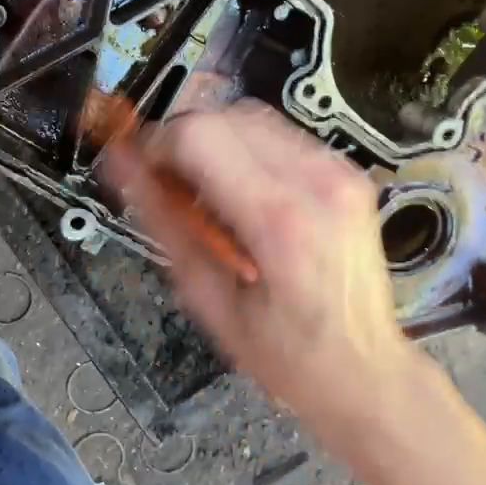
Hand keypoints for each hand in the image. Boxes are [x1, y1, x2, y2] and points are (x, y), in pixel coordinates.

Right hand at [104, 102, 485, 484]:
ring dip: (212, 142)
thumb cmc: (289, 350)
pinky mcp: (345, 171)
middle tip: (170, 182)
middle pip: (218, 116)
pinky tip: (241, 189)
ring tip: (208, 189)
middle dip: (180, 142)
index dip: (155, 144)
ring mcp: (336, 173)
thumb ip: (159, 217)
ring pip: (244, 114)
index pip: (196, 134)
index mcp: (278, 219)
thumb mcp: (204, 291)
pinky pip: (274, 131)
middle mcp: (315, 184)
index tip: (141, 164)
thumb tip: (121, 163)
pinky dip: (243, 148)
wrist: (364, 370)